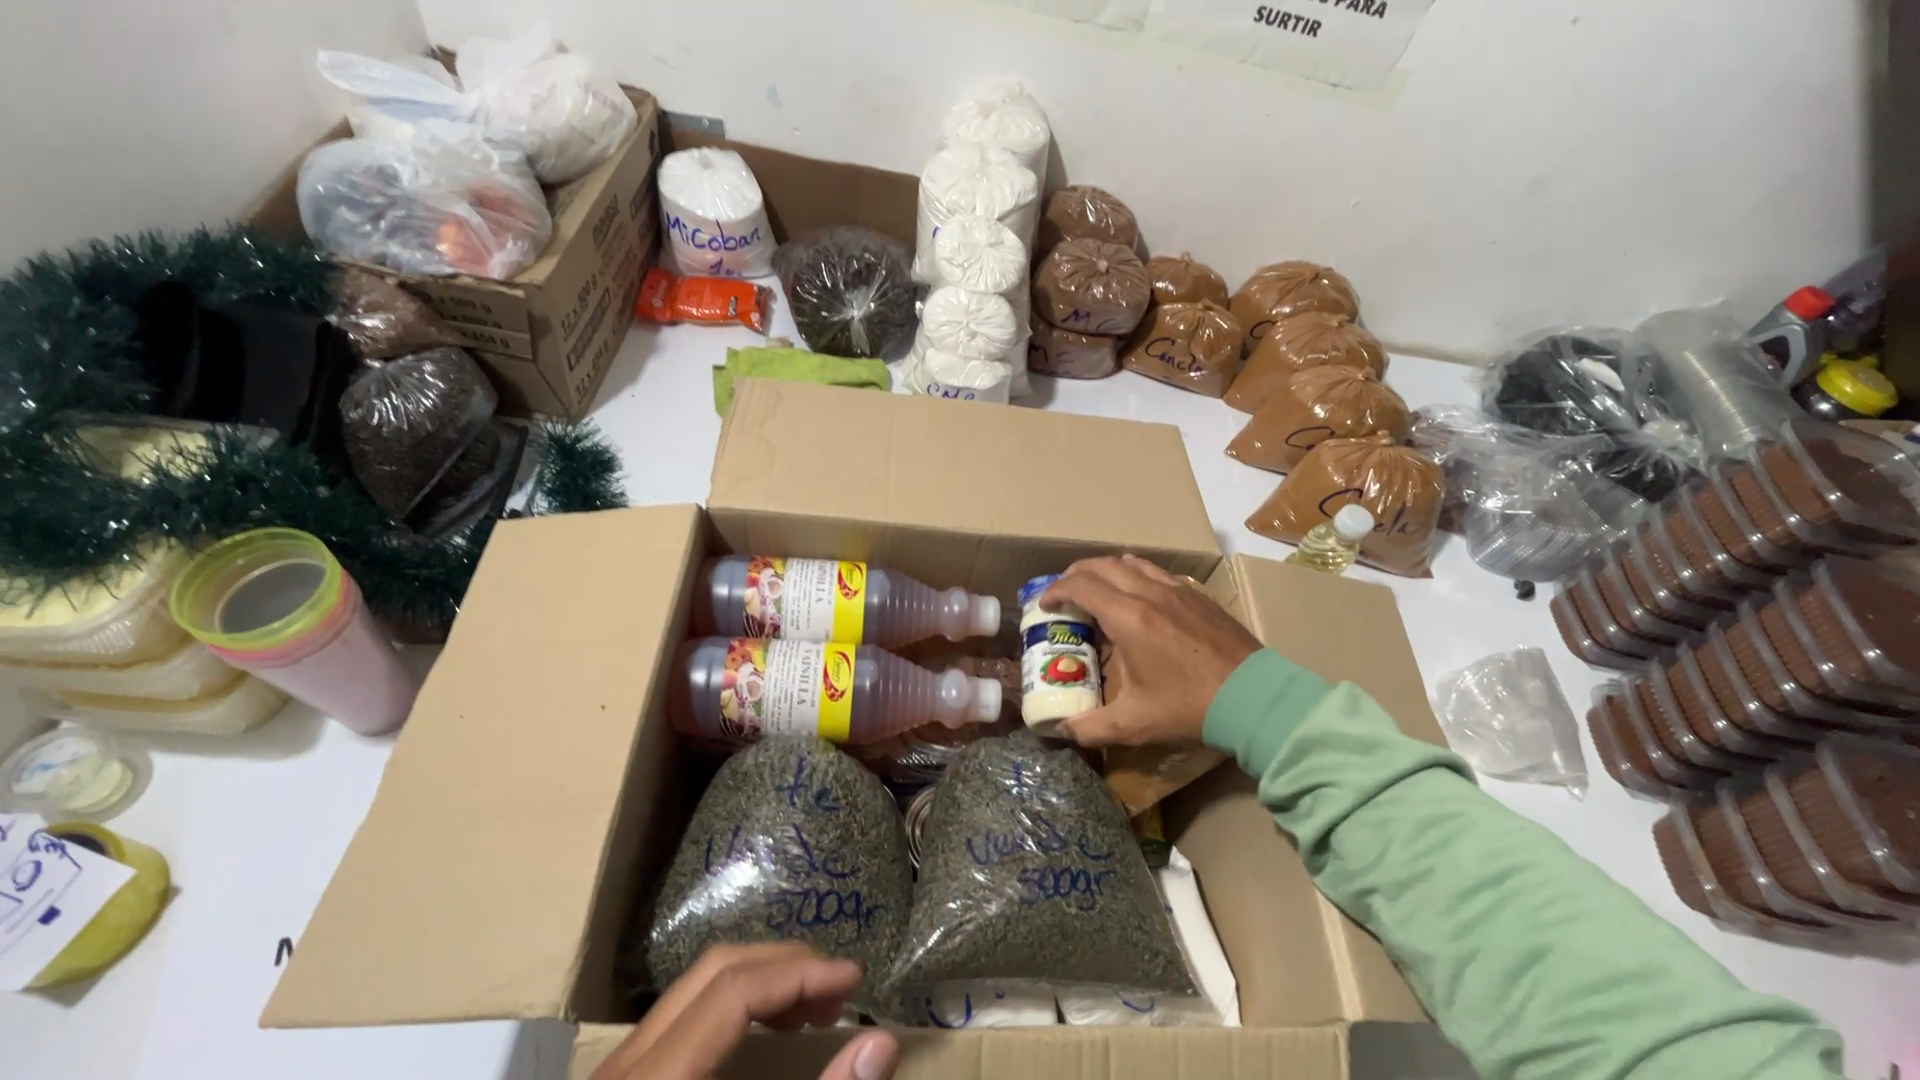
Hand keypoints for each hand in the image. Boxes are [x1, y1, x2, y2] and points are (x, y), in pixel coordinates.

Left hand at [591, 944, 897, 1079]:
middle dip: (786, 967)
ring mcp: (618, 1073)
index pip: (733, 993)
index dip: (800, 975)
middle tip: (840, 992)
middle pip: (714, 972)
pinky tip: (772, 1033)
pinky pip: (688, 1016)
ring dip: (765, 983)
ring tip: (816, 1009)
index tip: (856, 981)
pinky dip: (739, 1009)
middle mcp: (626, 1065)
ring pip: (698, 988)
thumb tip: (880, 1044)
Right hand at [1041, 555, 1261, 746]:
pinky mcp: (1199, 596)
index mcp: (1128, 618)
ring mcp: (1178, 590)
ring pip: (1133, 563)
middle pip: (1102, 565)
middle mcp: (1149, 594)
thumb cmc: (1190, 707)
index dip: (1056, 591)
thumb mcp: (1134, 724)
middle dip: (1076, 574)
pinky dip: (1138, 576)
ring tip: (1099, 591)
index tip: (1044, 604)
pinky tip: (1141, 599)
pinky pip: (1158, 572)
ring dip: (1108, 571)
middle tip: (1064, 594)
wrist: (1255, 699)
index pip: (1081, 586)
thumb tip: (1062, 731)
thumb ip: (1091, 727)